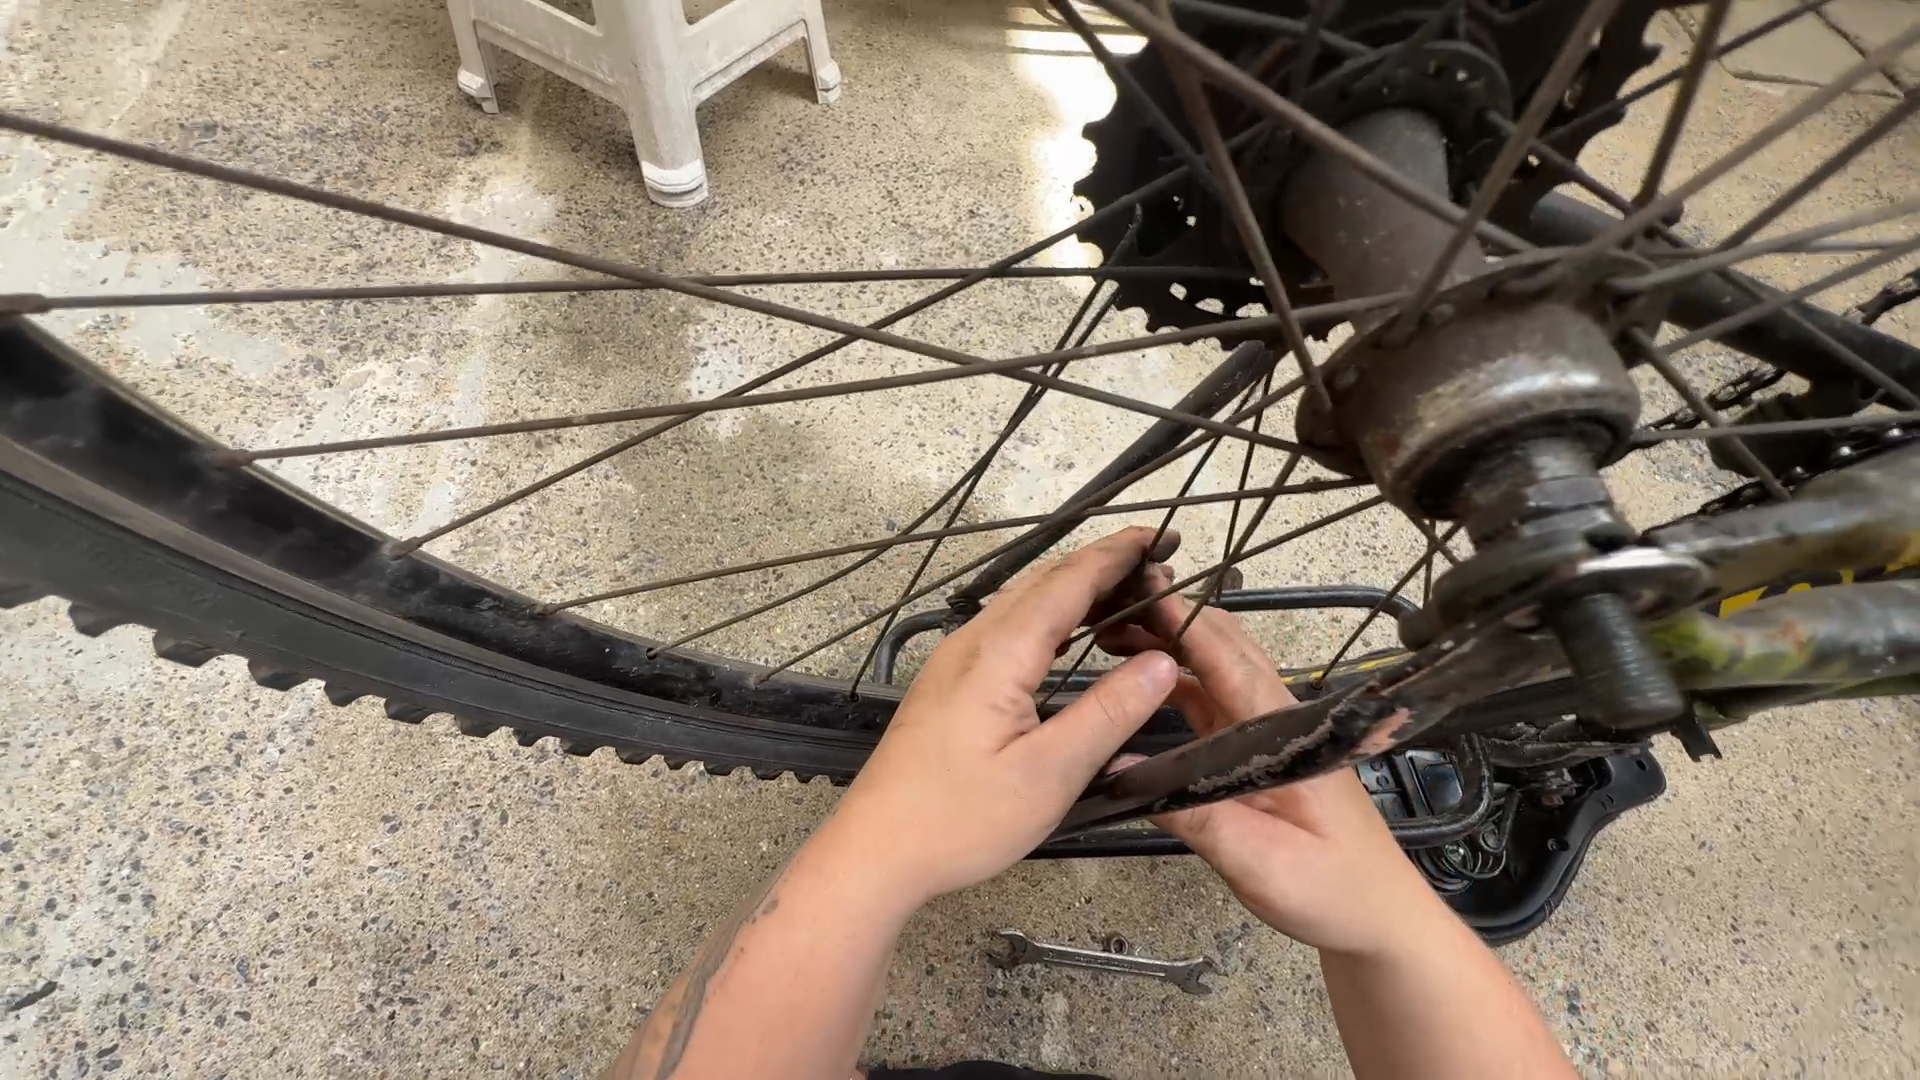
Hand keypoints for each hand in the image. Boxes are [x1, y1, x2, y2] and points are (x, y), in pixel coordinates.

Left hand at [824, 527, 1181, 906]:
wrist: (877, 847)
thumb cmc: (961, 818)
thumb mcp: (1048, 773)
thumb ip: (1107, 713)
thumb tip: (1162, 663)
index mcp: (1000, 652)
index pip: (1067, 582)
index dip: (1115, 555)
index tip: (1160, 536)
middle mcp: (973, 640)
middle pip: (1043, 582)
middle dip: (1100, 566)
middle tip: (1155, 568)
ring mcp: (956, 657)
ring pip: (1022, 601)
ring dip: (1074, 589)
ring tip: (1125, 595)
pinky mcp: (950, 679)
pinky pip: (1008, 626)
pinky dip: (1049, 617)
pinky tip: (1069, 635)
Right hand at [1099, 579, 1451, 958]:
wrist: (1376, 915)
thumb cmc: (1330, 890)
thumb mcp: (1263, 864)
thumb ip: (1197, 817)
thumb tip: (1116, 771)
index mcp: (1285, 730)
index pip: (1230, 661)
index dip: (1186, 624)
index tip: (1143, 592)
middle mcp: (1276, 716)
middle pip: (1225, 646)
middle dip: (1172, 619)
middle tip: (1112, 608)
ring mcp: (1265, 728)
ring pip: (1217, 665)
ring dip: (1172, 643)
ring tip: (1117, 633)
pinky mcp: (1254, 746)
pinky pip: (1211, 696)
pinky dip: (1177, 677)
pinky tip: (1144, 678)